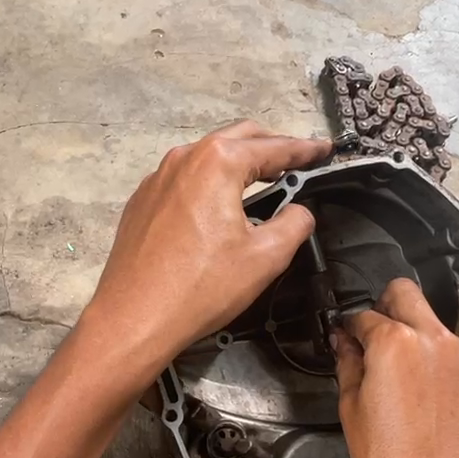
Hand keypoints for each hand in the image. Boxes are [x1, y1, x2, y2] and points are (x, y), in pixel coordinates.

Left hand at [81, 121, 330, 374]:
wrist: (134, 318)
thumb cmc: (201, 288)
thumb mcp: (265, 257)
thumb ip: (294, 224)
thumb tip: (299, 212)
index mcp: (218, 162)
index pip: (273, 147)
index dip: (305, 149)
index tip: (324, 151)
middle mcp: (183, 159)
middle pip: (238, 139)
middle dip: (271, 146)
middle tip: (297, 162)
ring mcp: (156, 179)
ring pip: (207, 158)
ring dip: (237, 164)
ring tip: (261, 182)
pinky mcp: (141, 203)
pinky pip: (183, 181)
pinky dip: (209, 184)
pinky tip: (217, 208)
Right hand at [334, 278, 458, 457]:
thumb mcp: (351, 409)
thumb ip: (349, 363)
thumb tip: (345, 341)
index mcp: (394, 343)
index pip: (364, 315)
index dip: (349, 328)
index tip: (344, 340)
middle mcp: (434, 337)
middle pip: (405, 294)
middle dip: (384, 308)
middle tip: (371, 338)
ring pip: (431, 321)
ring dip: (412, 334)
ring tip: (398, 375)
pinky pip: (452, 348)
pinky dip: (434, 357)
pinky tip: (422, 392)